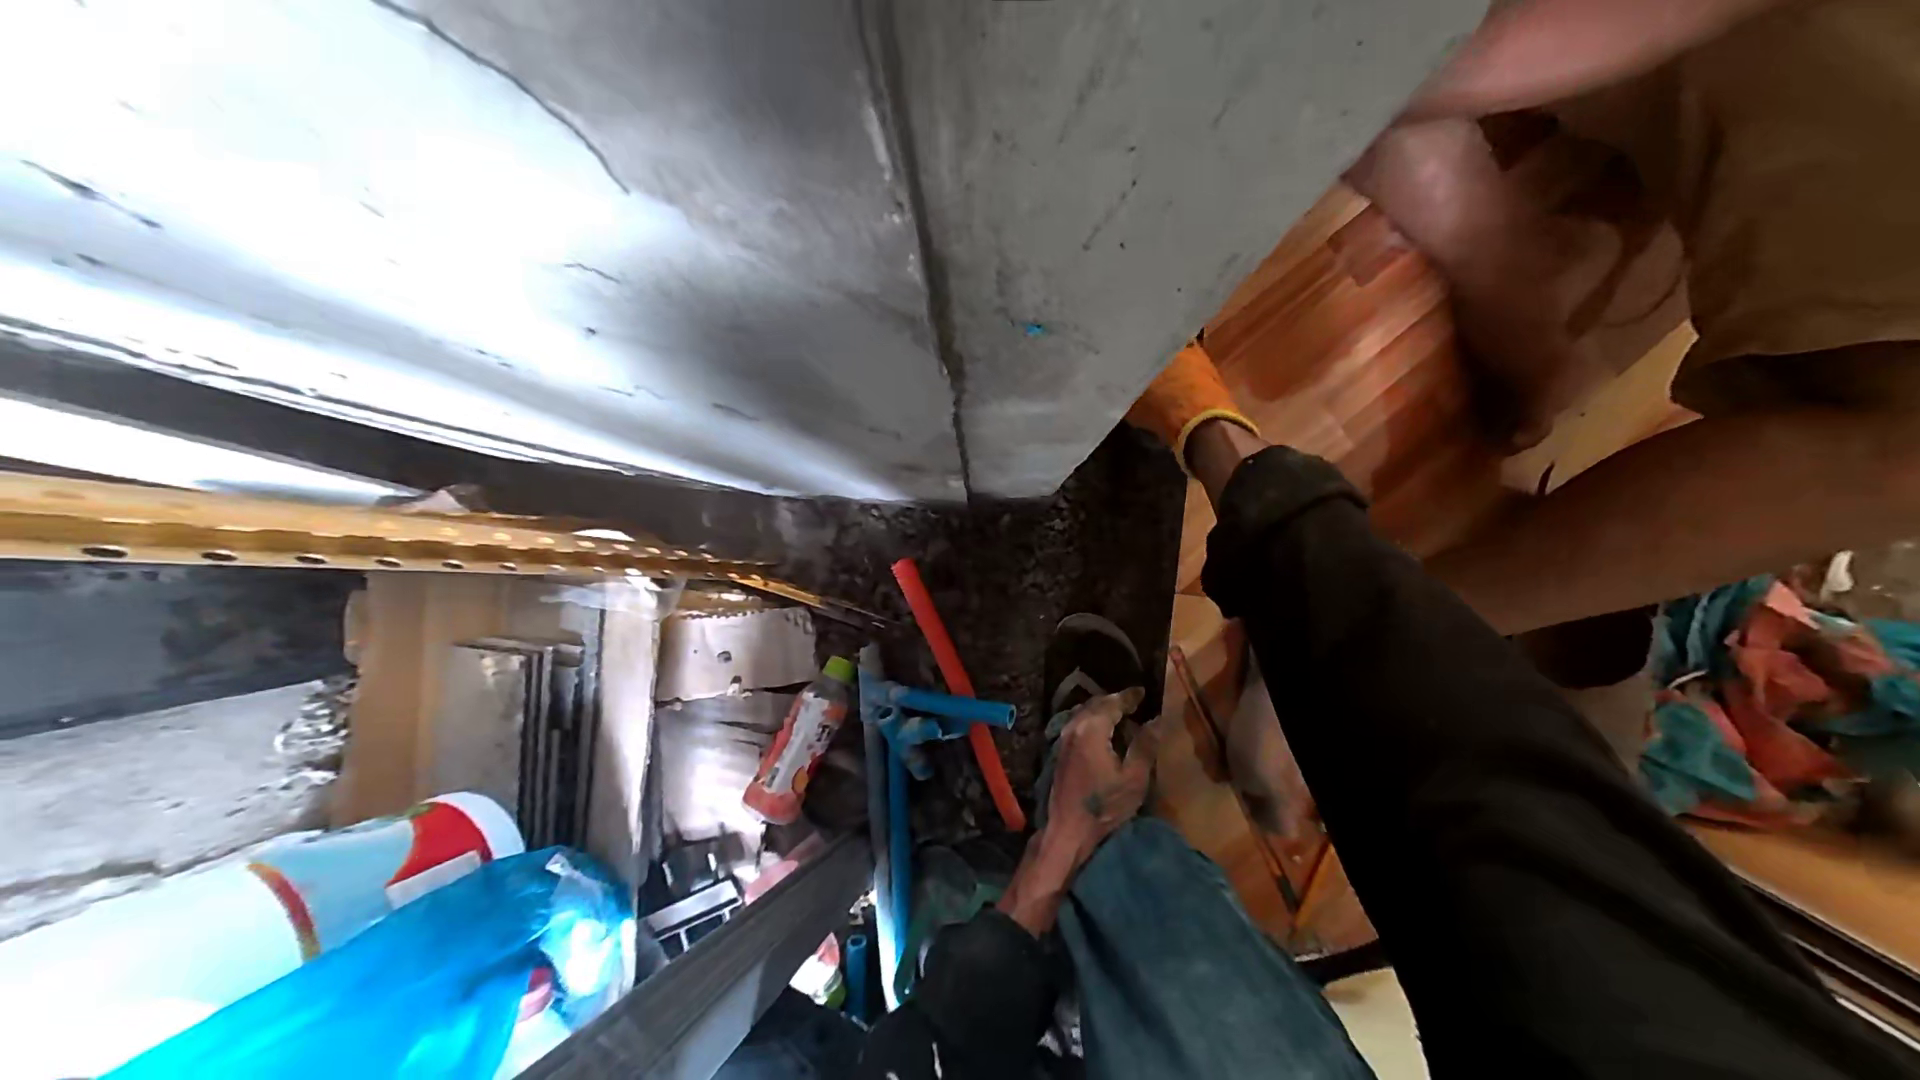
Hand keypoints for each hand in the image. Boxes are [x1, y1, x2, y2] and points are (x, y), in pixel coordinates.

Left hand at [1042, 688, 1157, 865]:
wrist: (1068, 828)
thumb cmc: (1104, 806)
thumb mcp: (1133, 779)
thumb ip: (1144, 746)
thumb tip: (1156, 720)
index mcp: (1091, 729)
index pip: (1112, 703)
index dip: (1128, 697)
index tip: (1143, 692)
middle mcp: (1074, 727)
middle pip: (1095, 704)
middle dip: (1115, 700)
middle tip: (1133, 701)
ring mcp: (1064, 738)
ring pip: (1084, 713)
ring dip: (1102, 709)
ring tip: (1121, 712)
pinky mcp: (1060, 750)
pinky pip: (1078, 723)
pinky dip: (1092, 719)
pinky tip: (1103, 729)